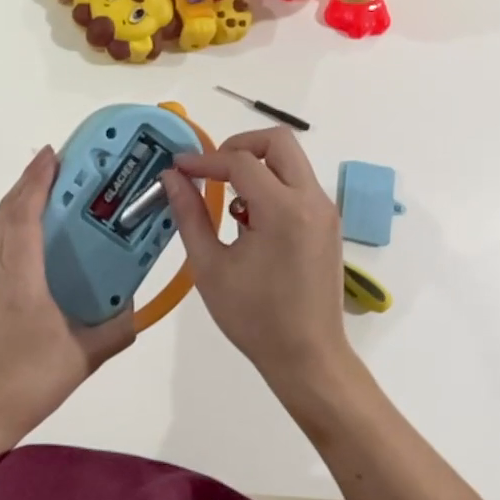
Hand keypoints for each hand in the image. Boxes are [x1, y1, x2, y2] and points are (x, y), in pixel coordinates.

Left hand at [0, 146, 135, 453]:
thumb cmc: (29, 383)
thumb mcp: (84, 358)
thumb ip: (117, 327)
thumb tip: (136, 301)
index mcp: (21, 281)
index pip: (24, 216)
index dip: (37, 181)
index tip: (54, 155)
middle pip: (5, 211)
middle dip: (28, 182)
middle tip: (57, 167)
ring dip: (13, 202)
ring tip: (43, 199)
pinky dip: (2, 224)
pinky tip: (23, 239)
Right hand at [162, 127, 353, 385]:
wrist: (308, 357)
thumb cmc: (254, 317)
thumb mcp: (211, 266)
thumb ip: (190, 215)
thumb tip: (172, 178)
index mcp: (283, 210)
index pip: (240, 161)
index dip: (204, 160)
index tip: (177, 169)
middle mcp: (312, 201)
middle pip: (278, 142)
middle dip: (239, 146)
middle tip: (210, 169)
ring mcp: (325, 213)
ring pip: (291, 162)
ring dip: (257, 167)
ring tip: (227, 202)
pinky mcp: (328, 226)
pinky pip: (298, 186)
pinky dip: (271, 187)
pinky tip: (248, 222)